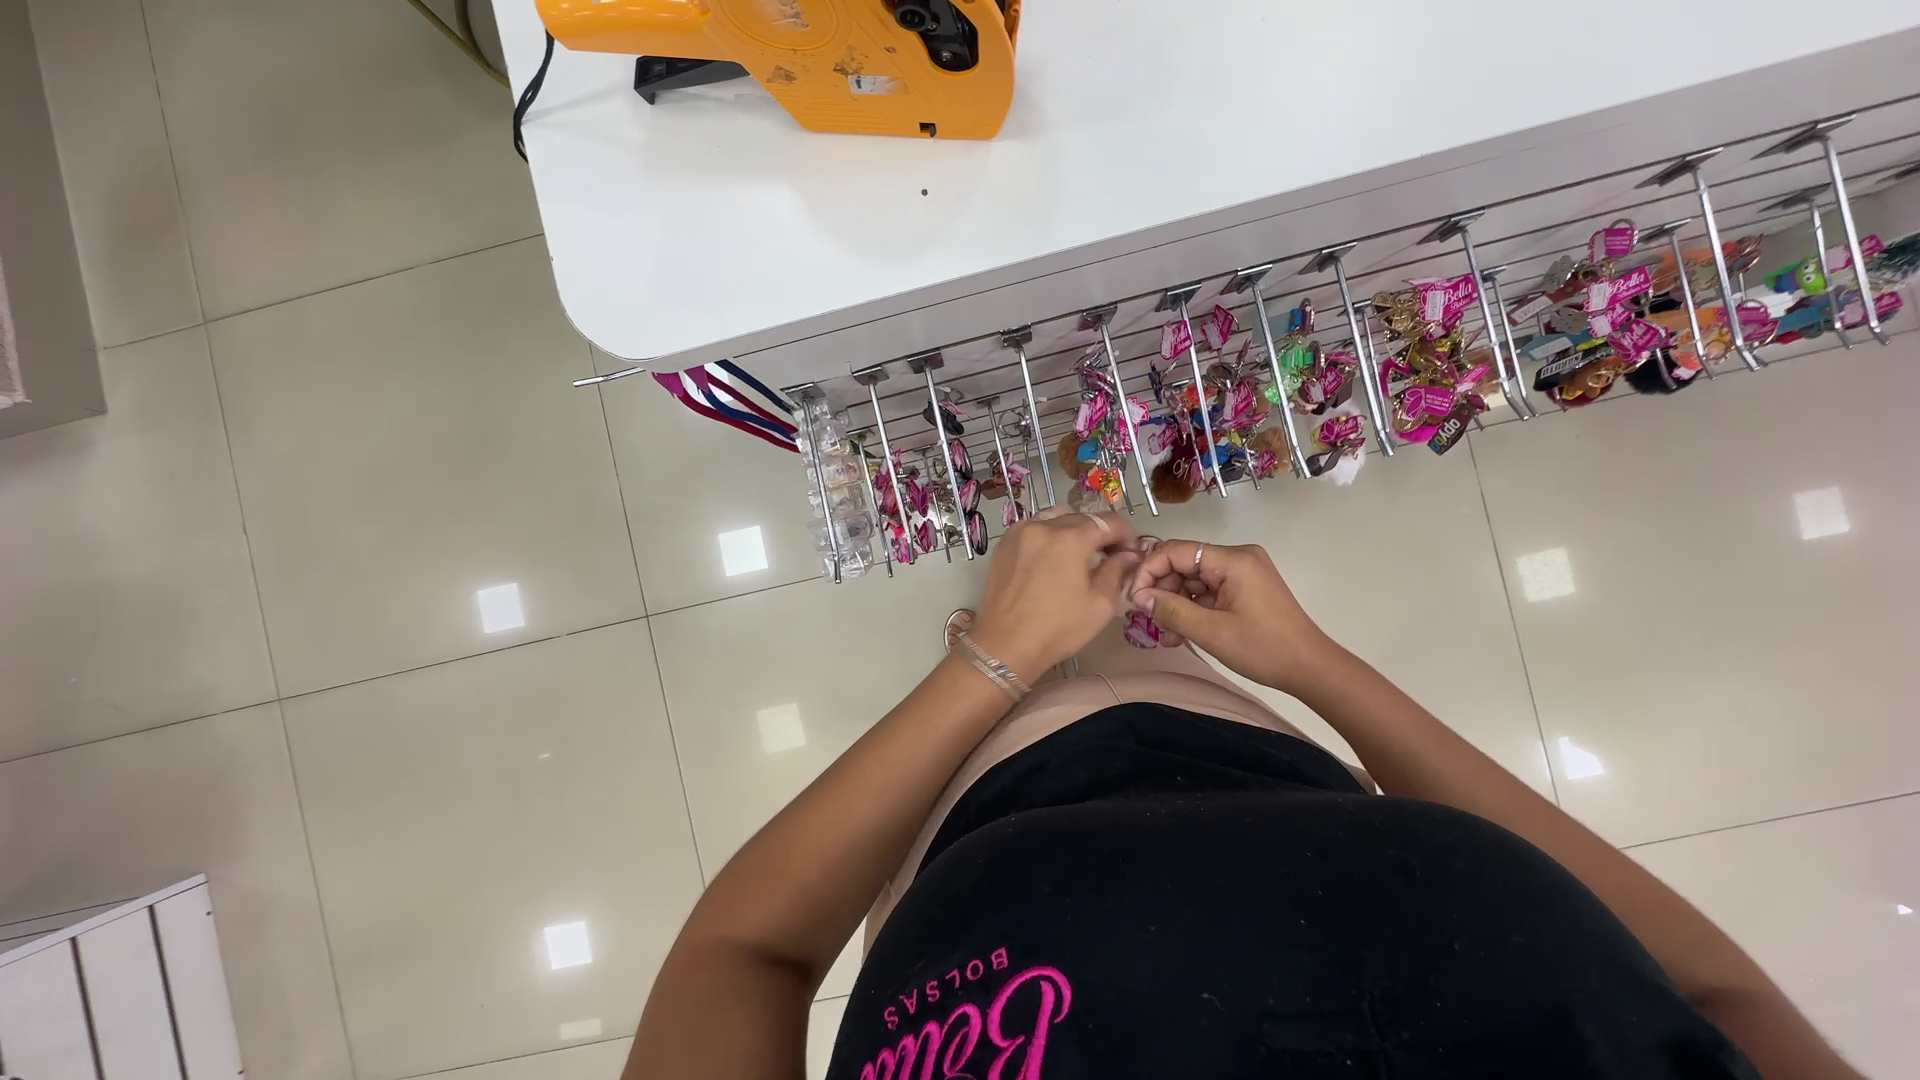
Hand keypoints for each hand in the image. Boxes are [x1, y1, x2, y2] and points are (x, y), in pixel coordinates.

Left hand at [969, 512, 1140, 683]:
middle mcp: (1044, 526)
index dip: (1126, 534)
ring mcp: (1019, 533)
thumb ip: (1117, 571)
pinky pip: (1033, 529)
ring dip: (1072, 531)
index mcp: (1071, 538)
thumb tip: (1128, 555)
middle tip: (1108, 556)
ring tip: (1078, 556)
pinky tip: (1051, 559)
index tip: (1130, 552)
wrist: (1005, 645)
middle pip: (1081, 518)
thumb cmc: (1058, 629)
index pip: (1109, 522)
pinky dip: (1048, 536)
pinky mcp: (1003, 544)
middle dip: (1099, 533)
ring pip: (1055, 519)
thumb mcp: (1100, 604)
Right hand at [1127, 539, 1340, 695]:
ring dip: (1175, 604)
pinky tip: (1182, 633)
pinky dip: (1192, 609)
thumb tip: (1139, 597)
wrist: (1310, 668)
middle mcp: (1237, 557)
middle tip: (1150, 622)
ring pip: (1192, 579)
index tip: (1135, 601)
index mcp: (1232, 560)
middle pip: (1183, 563)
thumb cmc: (1264, 648)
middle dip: (1162, 591)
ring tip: (1168, 636)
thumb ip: (1171, 610)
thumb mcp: (1211, 632)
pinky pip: (1208, 590)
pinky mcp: (1244, 587)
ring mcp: (1242, 572)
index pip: (1175, 551)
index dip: (1149, 572)